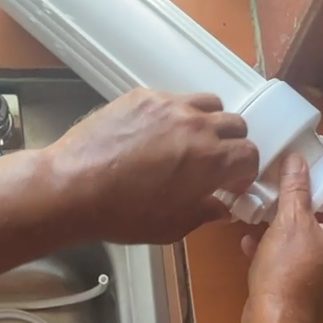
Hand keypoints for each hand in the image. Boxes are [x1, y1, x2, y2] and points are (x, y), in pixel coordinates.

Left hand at [44, 89, 259, 242]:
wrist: (73, 187)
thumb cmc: (123, 214)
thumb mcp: (173, 226)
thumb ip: (204, 213)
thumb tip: (220, 208)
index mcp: (211, 160)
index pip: (250, 155)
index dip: (245, 172)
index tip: (232, 184)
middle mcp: (197, 125)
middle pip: (235, 124)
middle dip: (232, 145)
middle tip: (215, 162)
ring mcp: (169, 106)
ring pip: (208, 103)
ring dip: (209, 122)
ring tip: (191, 141)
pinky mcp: (143, 97)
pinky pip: (173, 99)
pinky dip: (176, 115)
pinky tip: (157, 134)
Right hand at [243, 156, 322, 322]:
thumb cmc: (288, 269)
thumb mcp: (289, 220)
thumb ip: (296, 188)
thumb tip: (297, 160)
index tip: (312, 188)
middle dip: (310, 206)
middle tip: (286, 200)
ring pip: (317, 241)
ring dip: (292, 228)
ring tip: (266, 219)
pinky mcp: (316, 293)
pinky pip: (304, 262)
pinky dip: (284, 251)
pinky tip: (253, 244)